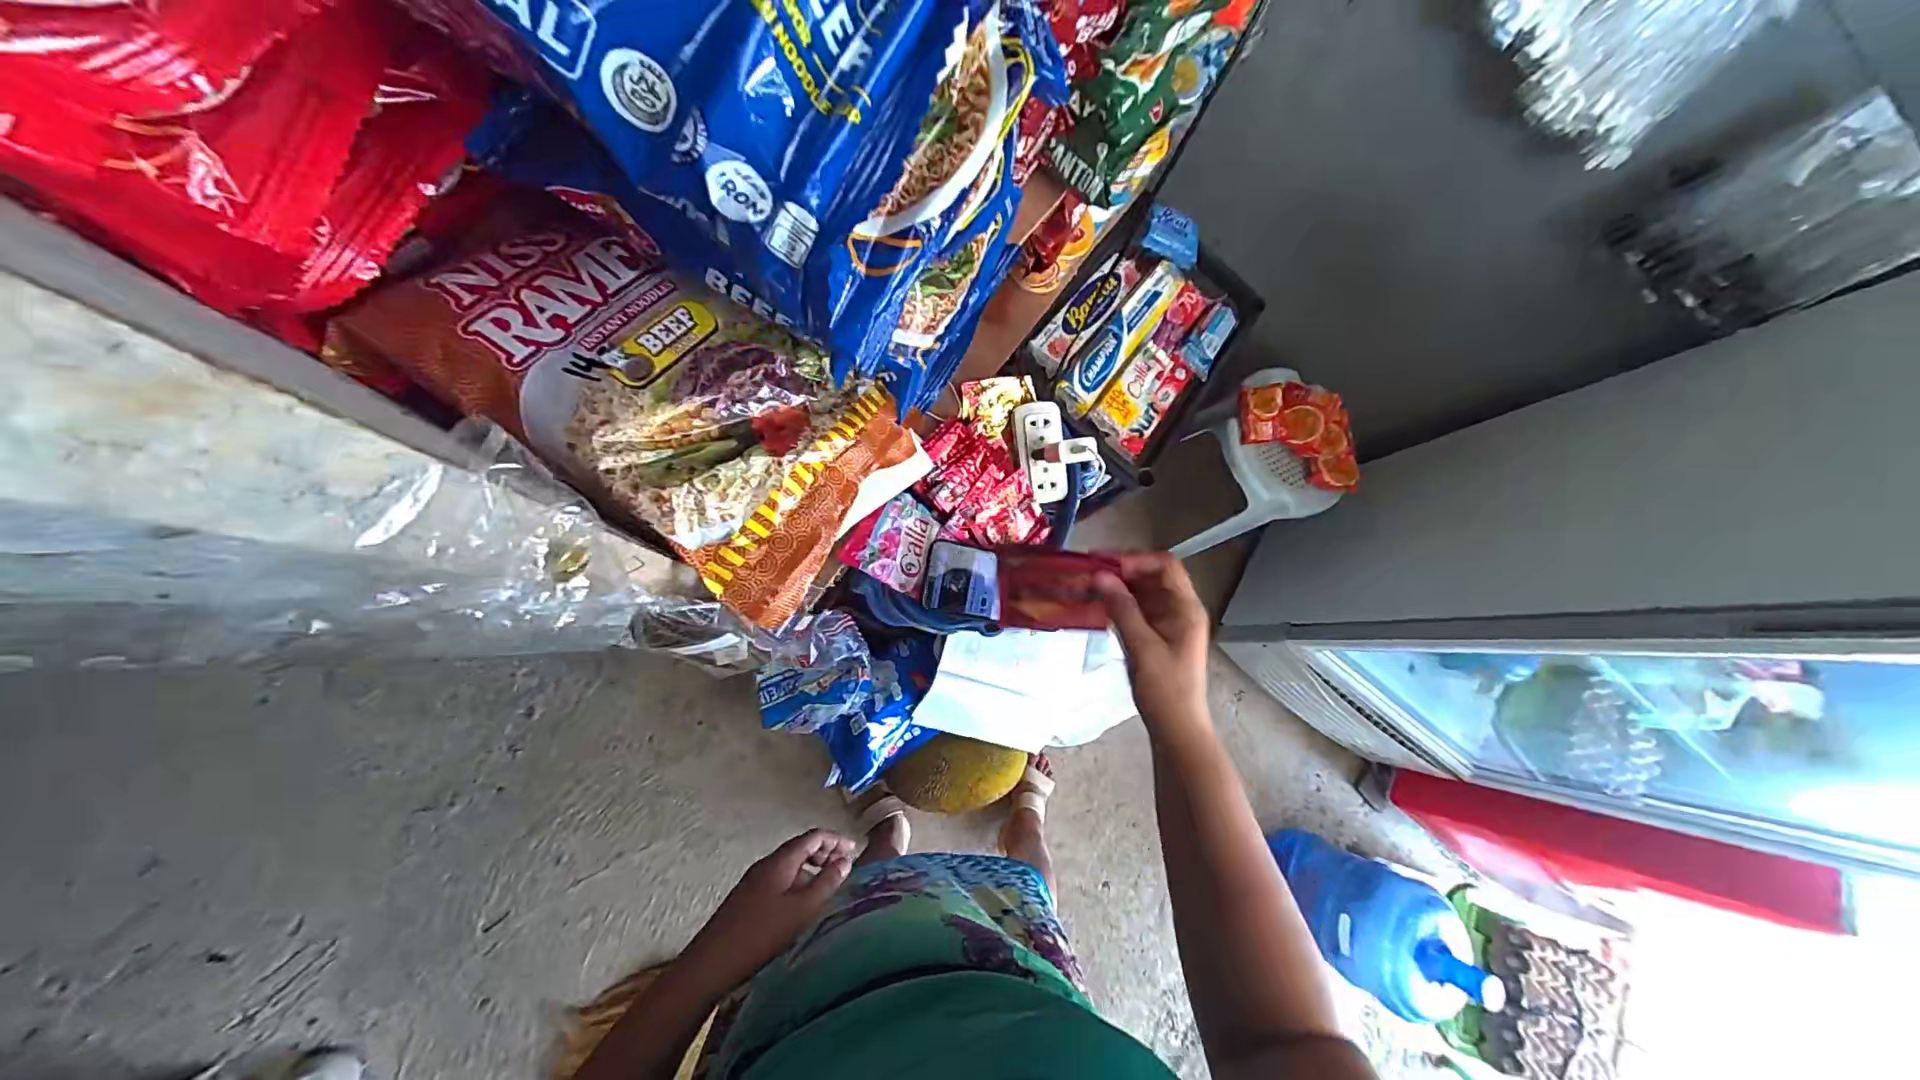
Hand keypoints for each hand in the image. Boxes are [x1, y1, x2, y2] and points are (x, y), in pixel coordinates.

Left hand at [682, 829, 855, 987]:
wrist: (712, 964)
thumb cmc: (762, 934)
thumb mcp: (802, 909)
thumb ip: (827, 883)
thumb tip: (845, 861)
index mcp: (780, 861)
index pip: (812, 837)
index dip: (835, 839)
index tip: (854, 849)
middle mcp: (766, 865)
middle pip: (801, 848)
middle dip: (825, 853)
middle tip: (844, 867)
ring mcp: (754, 882)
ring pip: (790, 866)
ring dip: (812, 870)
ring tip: (829, 887)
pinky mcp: (748, 899)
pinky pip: (781, 880)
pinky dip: (799, 883)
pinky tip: (804, 905)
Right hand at [1096, 553, 1212, 733]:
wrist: (1176, 729)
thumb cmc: (1166, 690)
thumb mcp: (1143, 648)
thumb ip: (1122, 609)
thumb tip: (1100, 576)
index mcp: (1186, 609)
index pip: (1165, 566)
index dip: (1136, 560)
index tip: (1105, 564)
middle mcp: (1180, 610)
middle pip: (1153, 576)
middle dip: (1122, 570)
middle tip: (1090, 572)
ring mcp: (1168, 623)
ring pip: (1143, 592)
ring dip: (1118, 586)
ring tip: (1089, 586)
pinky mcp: (1156, 635)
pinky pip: (1137, 609)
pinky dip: (1119, 603)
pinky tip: (1098, 605)